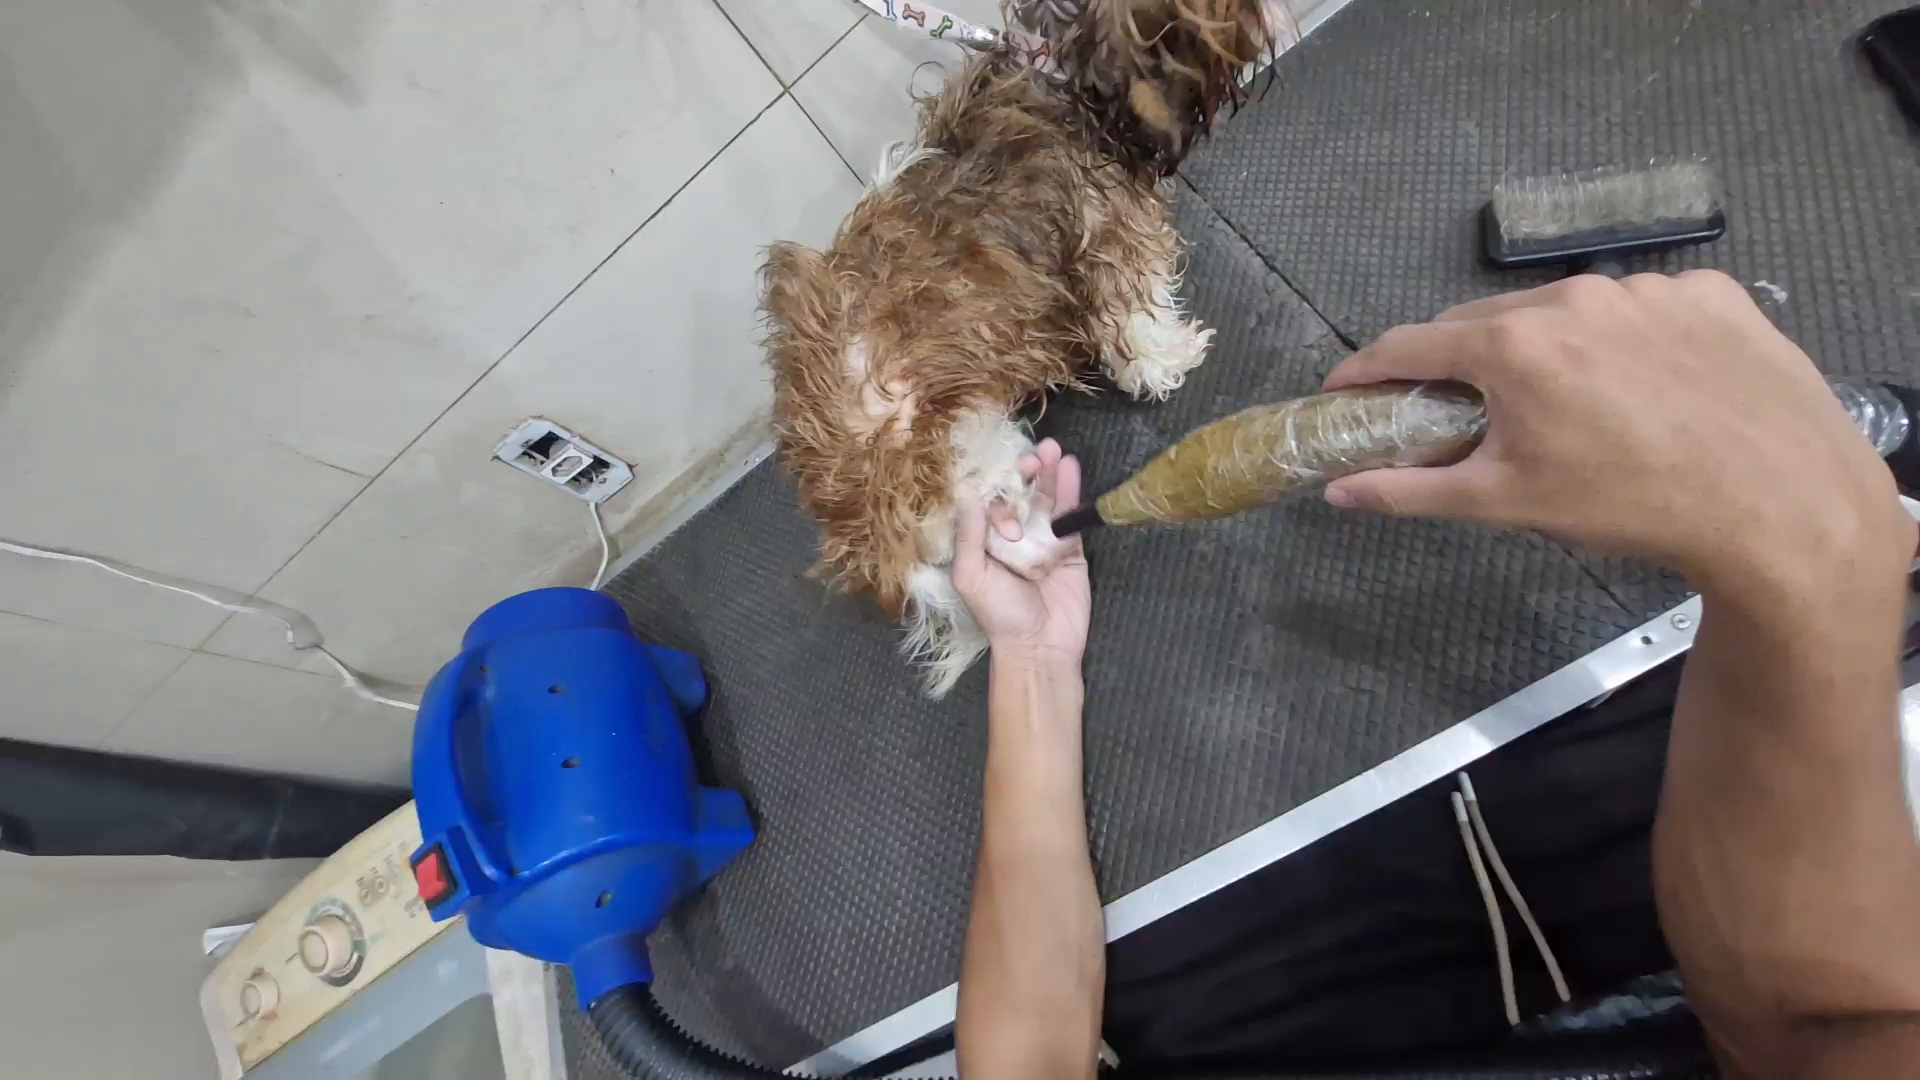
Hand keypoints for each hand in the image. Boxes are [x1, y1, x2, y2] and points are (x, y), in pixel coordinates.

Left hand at [953, 439, 1091, 666]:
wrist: (1040, 647)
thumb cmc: (999, 614)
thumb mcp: (972, 576)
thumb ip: (970, 535)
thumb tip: (967, 491)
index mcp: (983, 540)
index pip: (988, 502)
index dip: (996, 492)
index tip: (1003, 490)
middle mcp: (1012, 534)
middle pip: (1018, 493)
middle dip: (1024, 473)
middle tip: (1033, 457)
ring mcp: (1042, 538)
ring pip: (1045, 498)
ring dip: (1048, 472)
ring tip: (1052, 448)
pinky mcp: (1069, 546)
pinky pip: (1069, 513)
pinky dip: (1070, 489)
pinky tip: (1069, 465)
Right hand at [1320, 271, 1913, 594]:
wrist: (1785, 505)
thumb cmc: (1621, 503)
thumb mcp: (1497, 502)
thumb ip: (1403, 492)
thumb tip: (1333, 492)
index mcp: (1512, 345)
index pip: (1406, 345)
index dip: (1363, 369)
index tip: (1341, 390)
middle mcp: (1572, 297)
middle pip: (1475, 321)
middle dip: (1445, 361)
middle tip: (1445, 407)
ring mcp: (1646, 288)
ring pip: (1550, 308)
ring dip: (1522, 345)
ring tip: (1543, 398)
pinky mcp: (1708, 291)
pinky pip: (1623, 305)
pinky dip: (1599, 337)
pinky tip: (1622, 380)